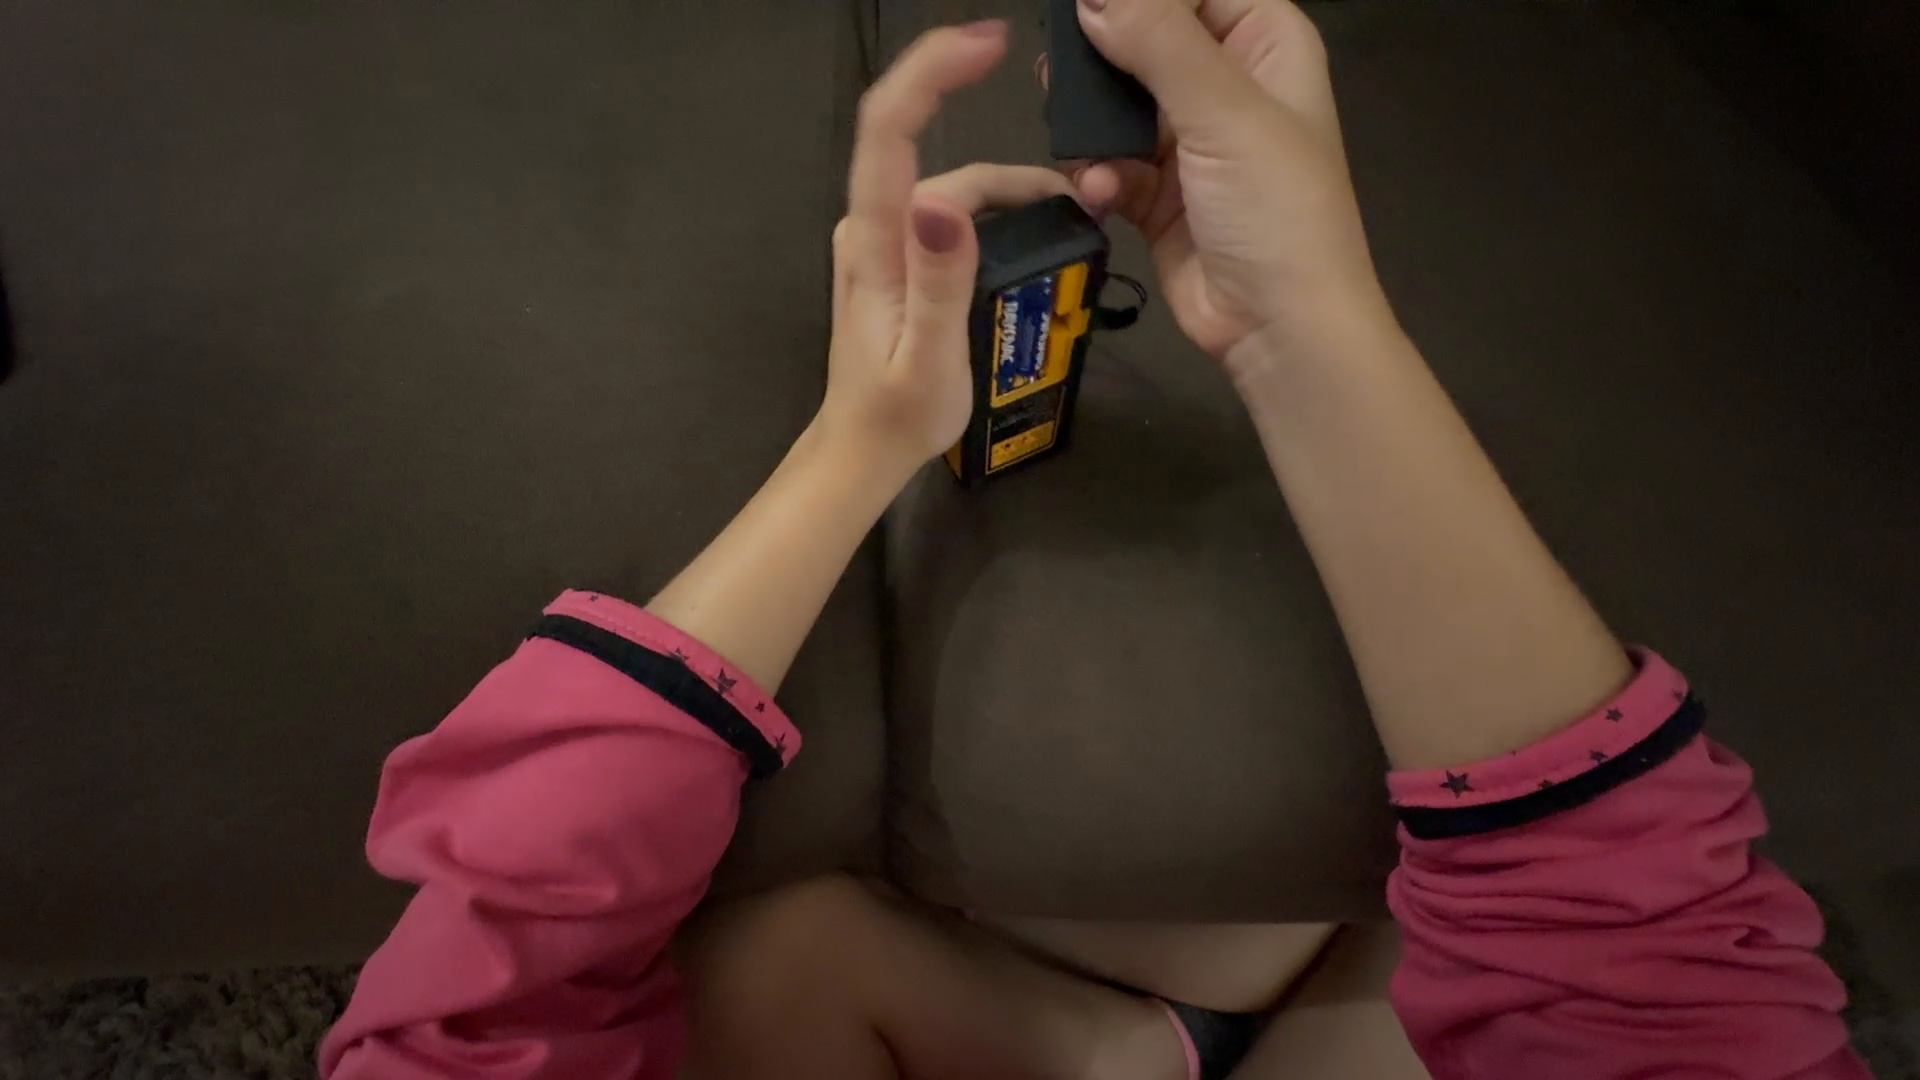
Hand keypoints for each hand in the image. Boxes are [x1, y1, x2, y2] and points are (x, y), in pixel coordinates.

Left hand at [816, 20, 1080, 478]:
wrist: (865, 447)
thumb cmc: (898, 416)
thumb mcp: (929, 360)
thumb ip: (938, 284)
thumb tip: (944, 202)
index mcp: (874, 247)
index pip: (888, 133)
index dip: (932, 72)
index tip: (987, 44)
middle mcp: (867, 230)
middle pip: (934, 161)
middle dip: (1007, 168)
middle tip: (1074, 201)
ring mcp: (877, 244)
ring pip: (943, 188)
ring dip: (1003, 193)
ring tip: (1061, 219)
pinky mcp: (890, 261)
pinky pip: (941, 214)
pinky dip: (986, 213)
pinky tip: (1020, 232)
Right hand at [1047, 0, 1389, 378]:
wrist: (1274, 322)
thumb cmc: (1272, 206)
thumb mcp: (1222, 111)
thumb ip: (1156, 45)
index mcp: (1262, 44)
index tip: (1082, 7)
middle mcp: (1224, 88)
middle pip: (1148, 46)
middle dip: (1103, 63)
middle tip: (1056, 74)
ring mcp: (1187, 148)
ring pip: (1120, 114)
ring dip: (1094, 131)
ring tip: (1074, 146)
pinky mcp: (1157, 200)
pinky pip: (1114, 170)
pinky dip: (1102, 180)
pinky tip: (1100, 195)